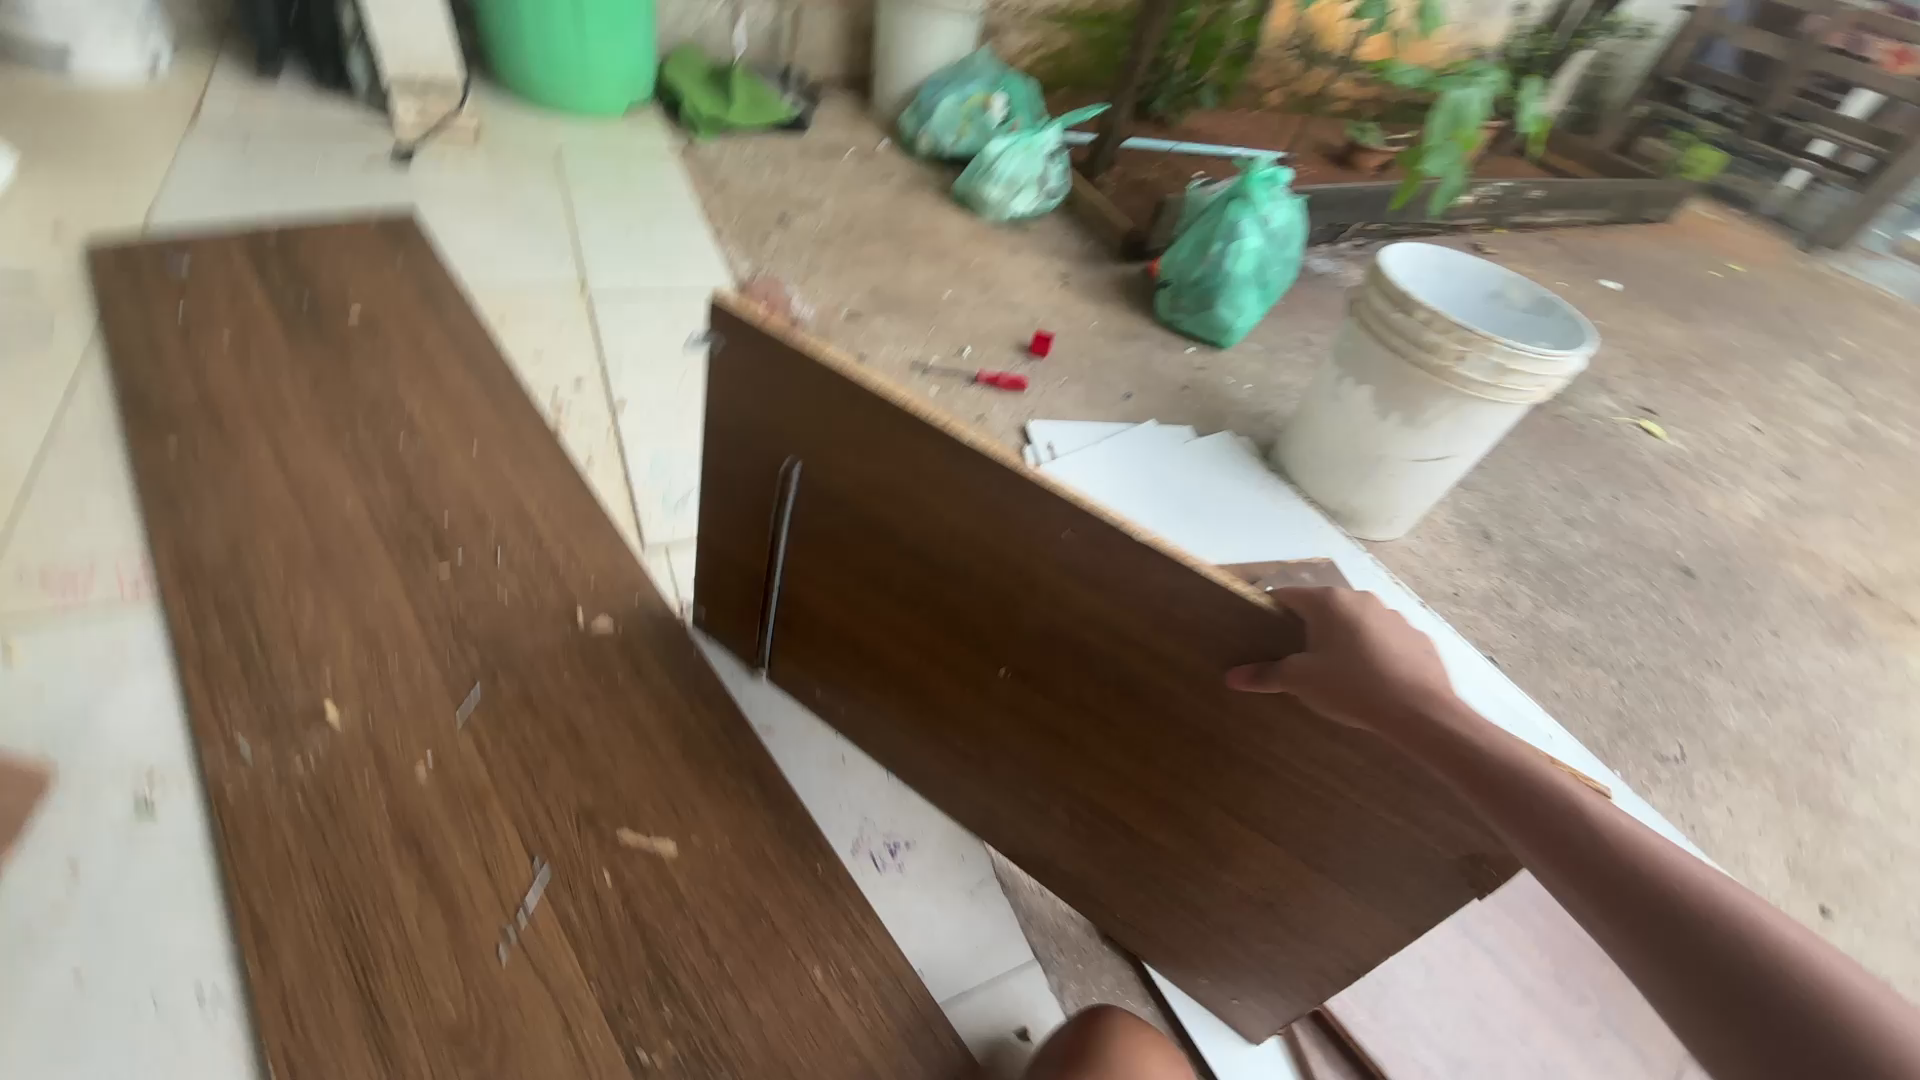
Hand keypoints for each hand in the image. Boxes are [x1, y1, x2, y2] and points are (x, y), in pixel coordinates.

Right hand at [1226, 586, 1461, 740]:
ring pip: (1355, 622)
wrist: (1421, 712)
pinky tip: (1372, 679)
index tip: (1260, 631)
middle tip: (1296, 657)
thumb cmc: (1351, 686)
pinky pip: (1385, 640)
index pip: (1286, 595)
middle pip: (1322, 607)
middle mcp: (1360, 599)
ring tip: (1336, 671)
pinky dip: (1374, 652)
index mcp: (1328, 602)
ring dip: (1343, 639)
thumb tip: (1230, 677)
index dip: (1269, 611)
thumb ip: (1264, 675)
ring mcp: (1393, 616)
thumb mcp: (1299, 682)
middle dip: (1308, 628)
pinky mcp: (1417, 637)